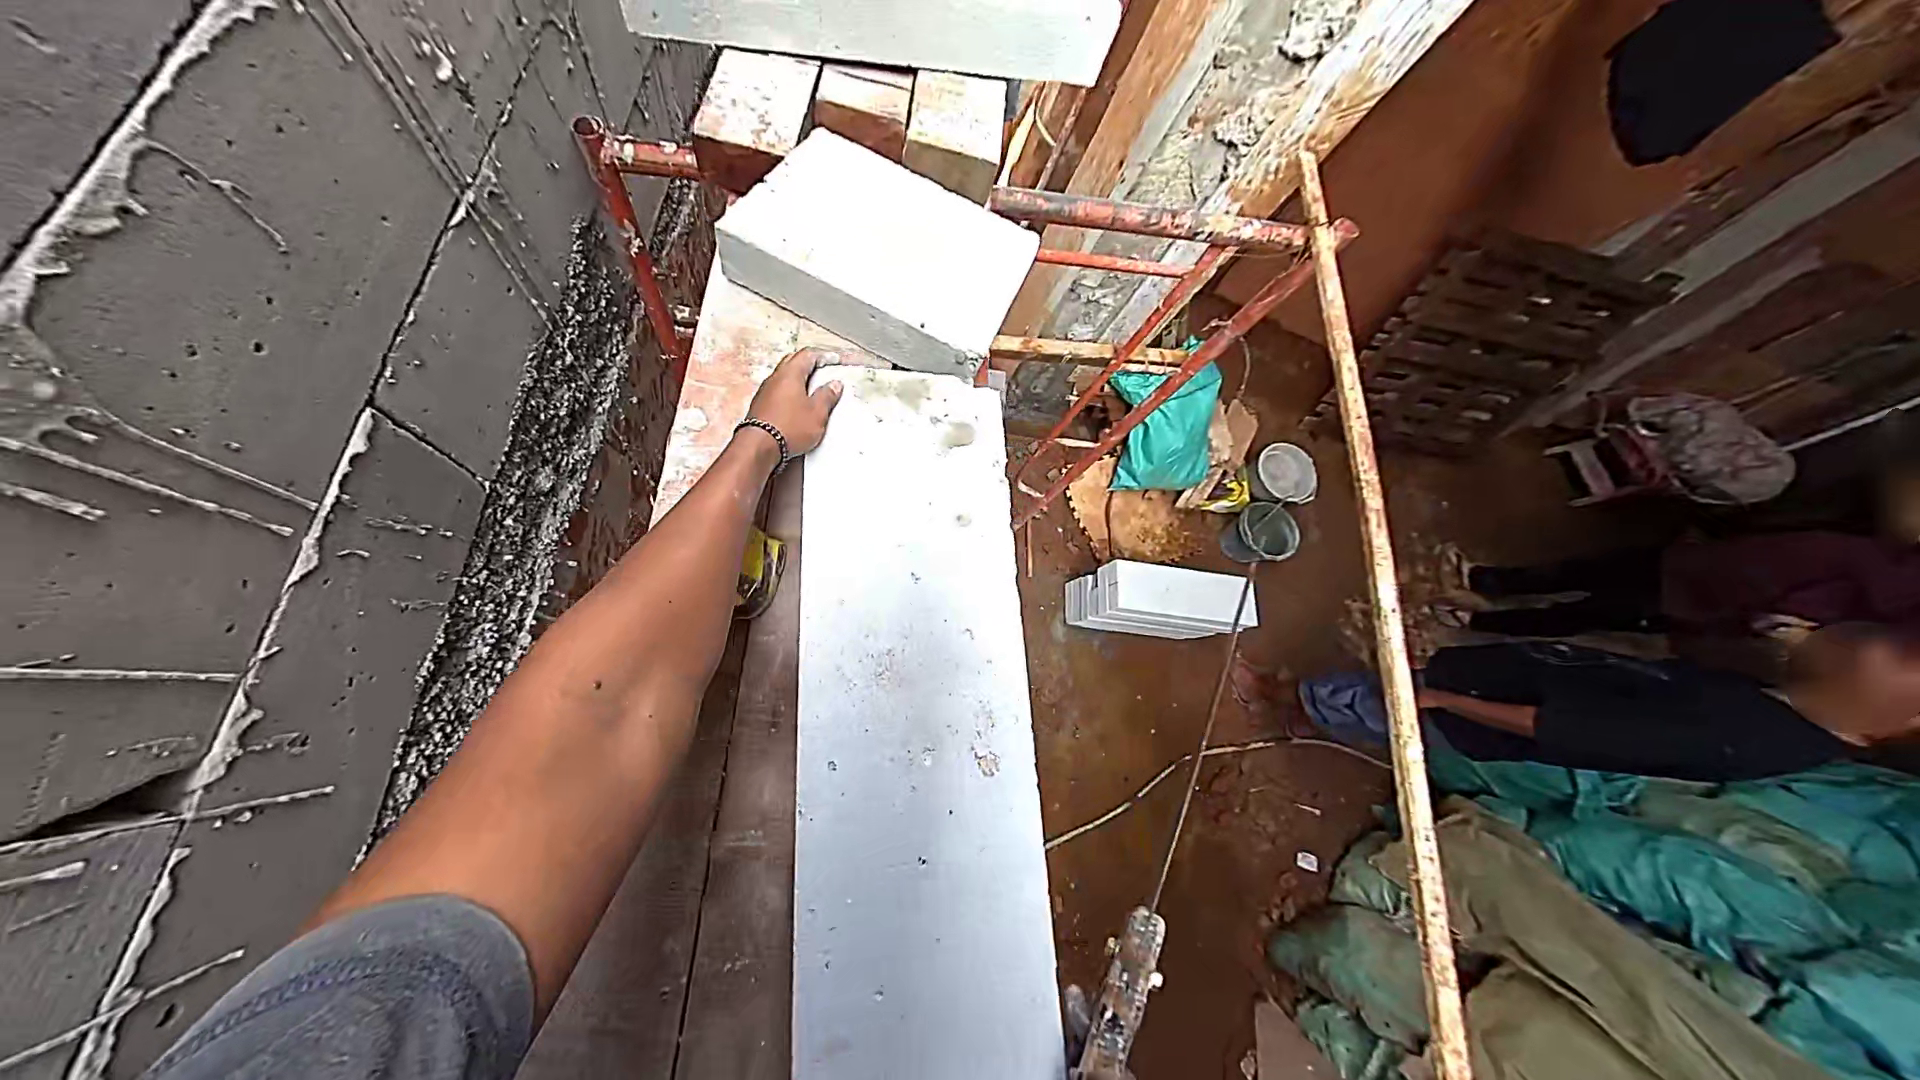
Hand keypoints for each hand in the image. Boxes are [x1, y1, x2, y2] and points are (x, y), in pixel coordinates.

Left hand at [744, 347, 844, 457]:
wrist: (760, 447)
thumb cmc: (789, 428)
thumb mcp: (817, 413)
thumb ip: (827, 396)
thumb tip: (834, 385)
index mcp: (790, 374)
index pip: (807, 355)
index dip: (823, 356)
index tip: (834, 361)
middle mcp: (775, 378)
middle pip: (793, 362)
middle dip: (809, 364)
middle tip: (823, 371)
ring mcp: (765, 392)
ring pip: (784, 377)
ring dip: (798, 379)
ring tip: (813, 390)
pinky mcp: (761, 406)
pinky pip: (778, 393)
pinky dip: (790, 393)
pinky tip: (797, 406)